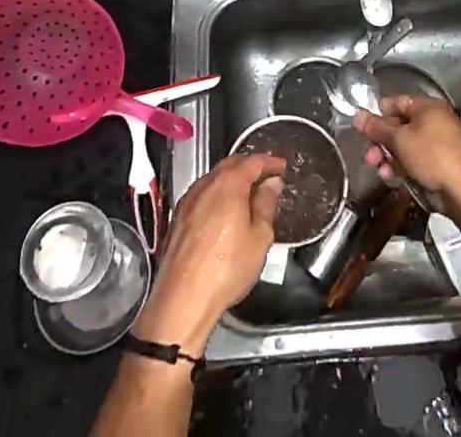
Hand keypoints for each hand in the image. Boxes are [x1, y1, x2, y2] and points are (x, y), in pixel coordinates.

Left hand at [132, 152, 284, 353]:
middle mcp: (205, 185)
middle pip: (230, 165)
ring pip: (213, 179)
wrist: (184, 298)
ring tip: (249, 192)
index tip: (281, 166)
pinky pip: (203, 194)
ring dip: (232, 179)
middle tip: (267, 174)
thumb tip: (272, 184)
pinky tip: (225, 209)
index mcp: (228, 185)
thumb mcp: (259, 237)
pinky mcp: (179, 217)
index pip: (252, 162)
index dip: (269, 161)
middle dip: (249, 165)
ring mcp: (188, 200)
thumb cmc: (227, 267)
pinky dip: (218, 193)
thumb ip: (266, 205)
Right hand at [353, 95, 460, 213]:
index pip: (396, 102)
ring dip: (387, 157)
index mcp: (428, 107)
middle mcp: (433, 122)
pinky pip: (412, 160)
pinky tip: (390, 176)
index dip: (378, 114)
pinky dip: (400, 167)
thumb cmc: (433, 157)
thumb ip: (376, 128)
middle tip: (369, 154)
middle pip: (397, 126)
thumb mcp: (399, 139)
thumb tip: (357, 116)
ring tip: (379, 168)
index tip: (363, 127)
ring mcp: (436, 144)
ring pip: (403, 146)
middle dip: (380, 141)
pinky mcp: (436, 164)